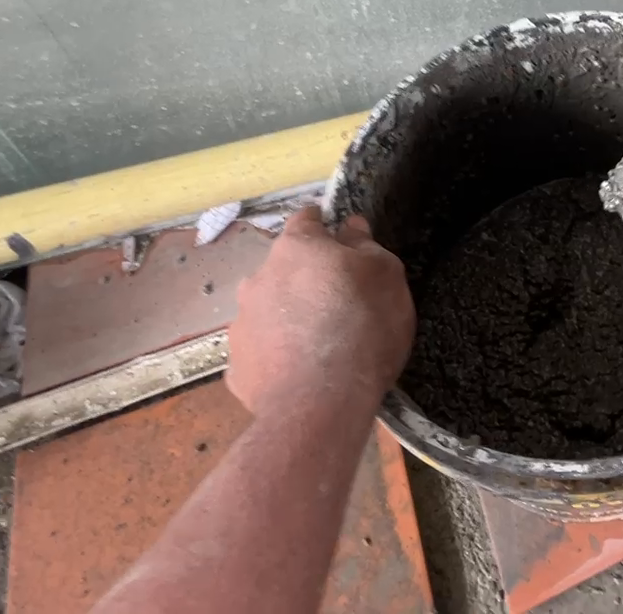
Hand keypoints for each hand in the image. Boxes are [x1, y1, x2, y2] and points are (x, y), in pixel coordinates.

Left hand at [227, 209, 414, 416]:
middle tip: (342, 299)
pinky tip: (304, 370)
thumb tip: (350, 227)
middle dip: (309, 276)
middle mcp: (258, 278)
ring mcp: (240, 324)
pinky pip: (263, 349)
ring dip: (291, 314)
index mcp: (296, 248)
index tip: (346, 242)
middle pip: (286, 266)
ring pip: (270, 307)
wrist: (321, 404)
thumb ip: (365, 245)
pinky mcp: (235, 367)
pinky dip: (280, 352)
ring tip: (322, 341)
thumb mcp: (386, 274)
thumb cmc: (363, 325)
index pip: (306, 218)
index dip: (327, 226)